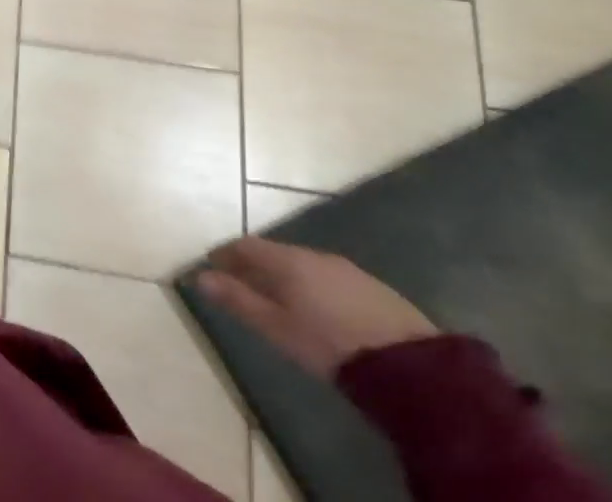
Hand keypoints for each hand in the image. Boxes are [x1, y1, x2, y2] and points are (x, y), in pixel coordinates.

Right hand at [196, 237, 438, 376]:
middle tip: (242, 287)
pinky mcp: (375, 289)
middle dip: (254, 266)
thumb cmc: (328, 343)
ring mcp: (350, 271)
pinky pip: (329, 278)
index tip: (212, 267)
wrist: (413, 367)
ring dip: (285, 277)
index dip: (225, 254)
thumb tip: (199, 276)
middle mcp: (316, 257)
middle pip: (275, 253)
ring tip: (280, 301)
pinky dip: (312, 286)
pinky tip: (318, 310)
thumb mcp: (274, 326)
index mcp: (287, 261)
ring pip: (304, 266)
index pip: (245, 245)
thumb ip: (236, 299)